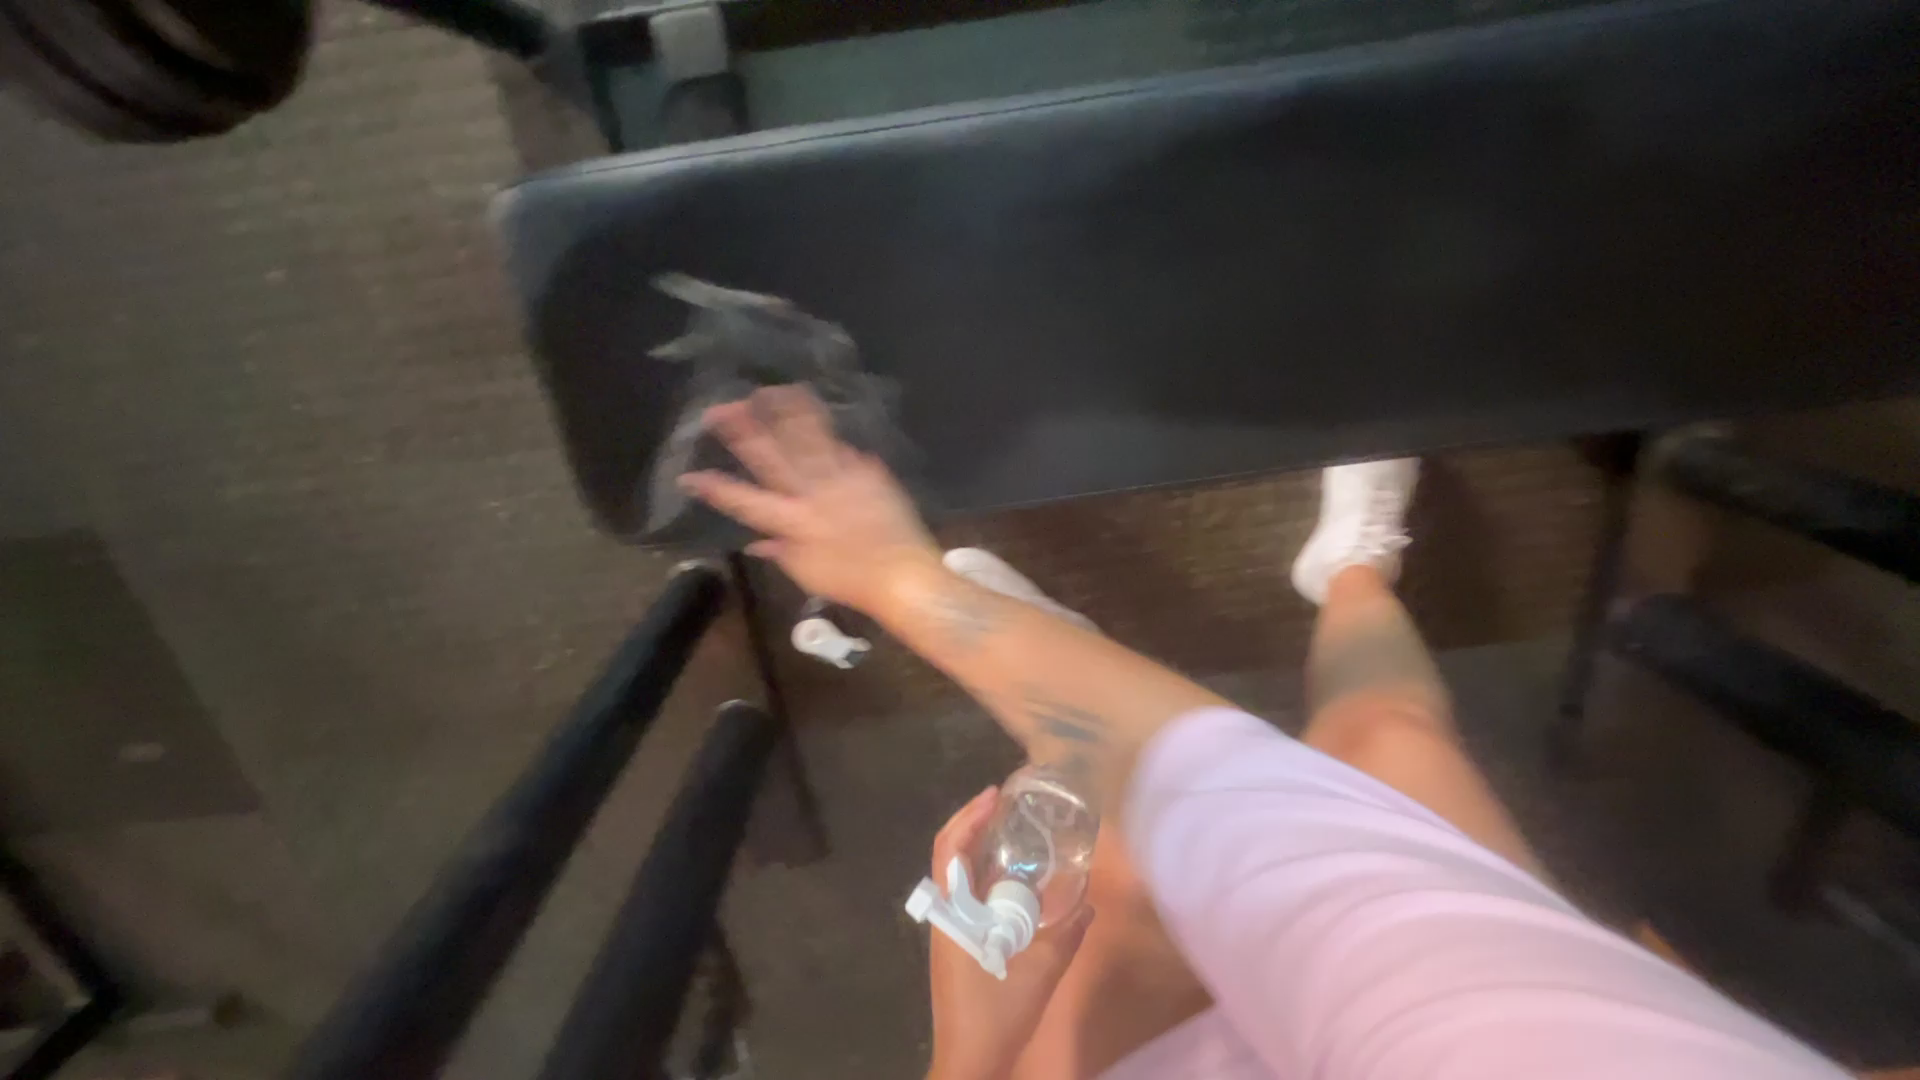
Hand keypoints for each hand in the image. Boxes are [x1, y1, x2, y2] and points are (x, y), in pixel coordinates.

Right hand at [679, 386, 941, 614]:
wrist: (904, 574)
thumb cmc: (853, 581)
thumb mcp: (808, 573)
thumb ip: (781, 552)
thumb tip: (757, 543)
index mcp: (792, 521)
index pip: (744, 501)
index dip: (714, 487)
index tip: (688, 475)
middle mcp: (812, 493)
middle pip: (771, 454)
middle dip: (743, 428)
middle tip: (722, 406)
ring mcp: (842, 477)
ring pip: (808, 437)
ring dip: (785, 411)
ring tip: (770, 389)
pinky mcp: (869, 472)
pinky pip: (843, 448)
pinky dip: (826, 431)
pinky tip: (814, 411)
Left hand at [925, 787, 1094, 1079]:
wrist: (968, 1062)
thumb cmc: (996, 1013)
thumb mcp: (1040, 973)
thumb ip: (1065, 935)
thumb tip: (1088, 903)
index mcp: (953, 912)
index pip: (948, 849)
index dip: (968, 816)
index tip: (994, 793)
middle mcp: (945, 912)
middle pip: (950, 852)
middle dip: (974, 822)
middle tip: (1006, 801)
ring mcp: (948, 927)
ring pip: (958, 872)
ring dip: (978, 845)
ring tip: (1010, 826)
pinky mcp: (956, 941)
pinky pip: (967, 893)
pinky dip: (985, 874)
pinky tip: (1012, 877)